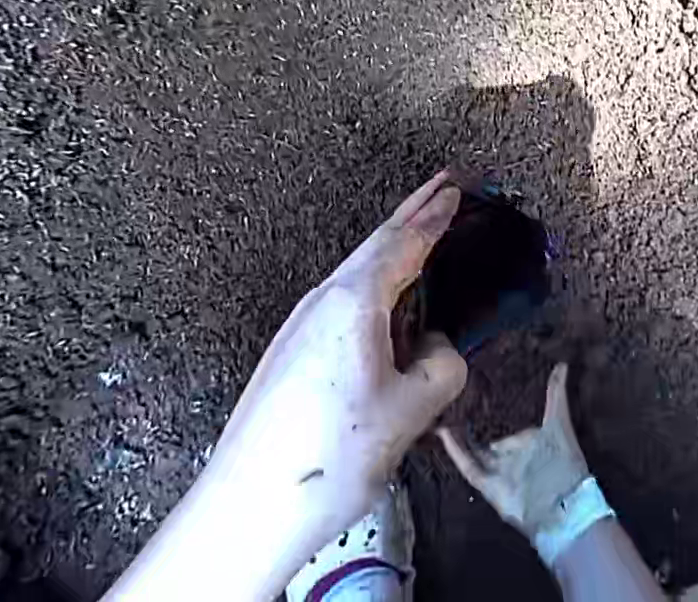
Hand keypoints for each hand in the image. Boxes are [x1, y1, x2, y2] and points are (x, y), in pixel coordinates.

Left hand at [220, 170, 468, 511]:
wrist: (242, 510)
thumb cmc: (325, 459)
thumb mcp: (409, 412)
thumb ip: (442, 366)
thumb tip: (439, 349)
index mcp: (354, 302)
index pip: (405, 243)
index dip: (434, 215)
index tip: (454, 190)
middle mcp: (324, 301)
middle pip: (378, 242)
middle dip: (413, 210)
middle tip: (441, 186)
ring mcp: (303, 323)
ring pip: (360, 268)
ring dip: (394, 244)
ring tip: (420, 232)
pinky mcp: (295, 348)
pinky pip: (346, 295)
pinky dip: (377, 278)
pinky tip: (387, 298)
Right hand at [437, 362, 589, 539]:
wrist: (562, 506)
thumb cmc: (564, 460)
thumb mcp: (560, 422)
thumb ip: (556, 394)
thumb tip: (562, 363)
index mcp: (526, 439)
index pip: (506, 418)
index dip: (493, 404)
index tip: (478, 382)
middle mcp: (510, 454)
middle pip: (487, 434)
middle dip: (472, 419)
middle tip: (453, 395)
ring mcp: (497, 469)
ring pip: (473, 449)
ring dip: (458, 434)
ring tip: (440, 411)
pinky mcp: (487, 485)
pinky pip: (468, 465)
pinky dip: (455, 451)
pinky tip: (442, 433)